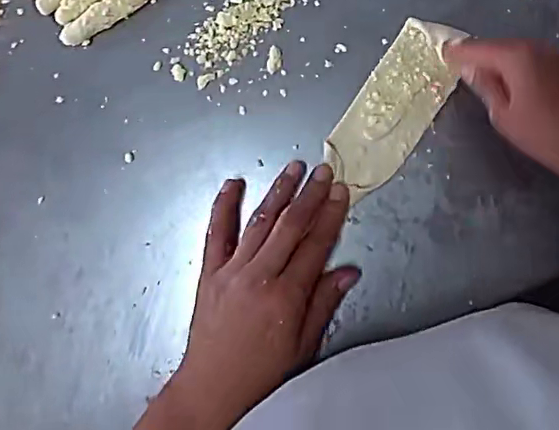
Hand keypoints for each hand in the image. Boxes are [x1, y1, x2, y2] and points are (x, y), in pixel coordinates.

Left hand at [137, 160, 358, 429]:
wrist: (211, 389)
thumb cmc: (259, 376)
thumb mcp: (302, 347)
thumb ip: (324, 303)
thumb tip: (348, 272)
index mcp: (285, 299)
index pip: (315, 246)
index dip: (330, 215)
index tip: (339, 193)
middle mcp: (258, 279)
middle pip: (291, 226)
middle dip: (310, 194)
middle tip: (323, 172)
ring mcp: (231, 271)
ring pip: (260, 221)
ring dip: (279, 191)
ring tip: (293, 168)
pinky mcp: (210, 270)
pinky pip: (217, 230)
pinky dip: (224, 204)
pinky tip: (234, 183)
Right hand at [447, 38, 558, 190]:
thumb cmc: (544, 136)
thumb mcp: (503, 116)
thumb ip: (484, 87)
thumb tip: (470, 69)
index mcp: (516, 56)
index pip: (477, 48)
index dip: (458, 52)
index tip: (442, 54)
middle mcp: (535, 46)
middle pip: (498, 46)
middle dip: (480, 56)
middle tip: (462, 69)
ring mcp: (555, 54)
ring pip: (517, 52)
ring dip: (501, 62)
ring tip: (488, 80)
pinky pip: (534, 59)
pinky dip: (520, 67)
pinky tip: (517, 85)